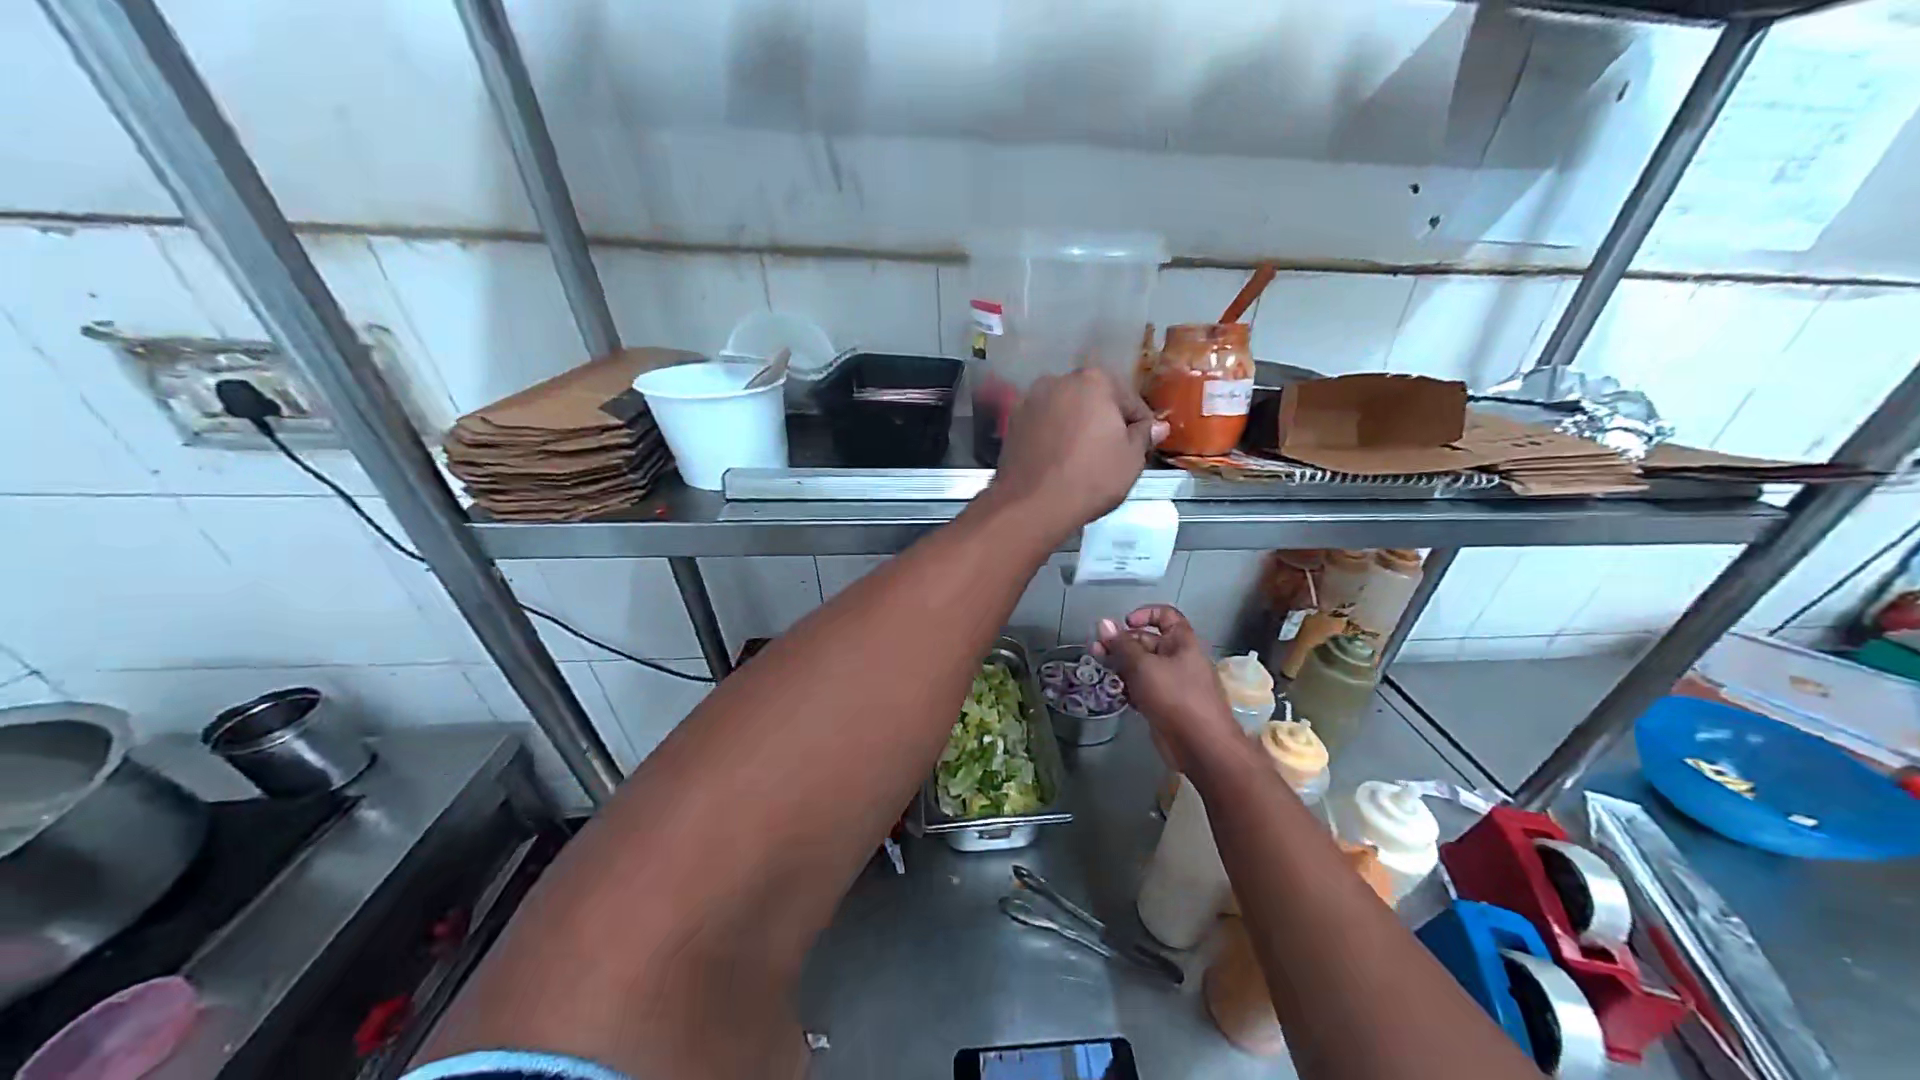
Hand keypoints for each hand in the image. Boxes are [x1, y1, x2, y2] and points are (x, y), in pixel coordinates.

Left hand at [988, 368, 1167, 538]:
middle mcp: (1058, 380)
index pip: (1129, 400)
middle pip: (1093, 400)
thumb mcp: (1131, 459)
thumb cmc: (1091, 478)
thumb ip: (1144, 435)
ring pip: (1065, 411)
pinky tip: (1058, 460)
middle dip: (1104, 421)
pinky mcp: (1012, 422)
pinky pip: (1043, 425)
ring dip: (1076, 426)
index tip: (1143, 444)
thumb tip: (1157, 426)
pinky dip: (1053, 436)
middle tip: (1113, 452)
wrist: (1032, 504)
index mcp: (1093, 380)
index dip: (1140, 424)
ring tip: (1083, 458)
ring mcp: (1030, 400)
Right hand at [1093, 605, 1243, 773]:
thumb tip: (1104, 623)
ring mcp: (1173, 683)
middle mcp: (1179, 658)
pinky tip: (1114, 693)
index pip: (1166, 615)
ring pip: (1143, 667)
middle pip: (1147, 642)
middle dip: (1122, 644)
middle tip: (1096, 651)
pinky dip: (1129, 688)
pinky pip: (1144, 688)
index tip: (1124, 623)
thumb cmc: (1175, 697)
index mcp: (1182, 641)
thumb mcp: (1143, 666)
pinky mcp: (1165, 704)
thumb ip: (1121, 645)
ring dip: (1121, 667)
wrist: (1201, 745)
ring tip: (1101, 673)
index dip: (1145, 614)